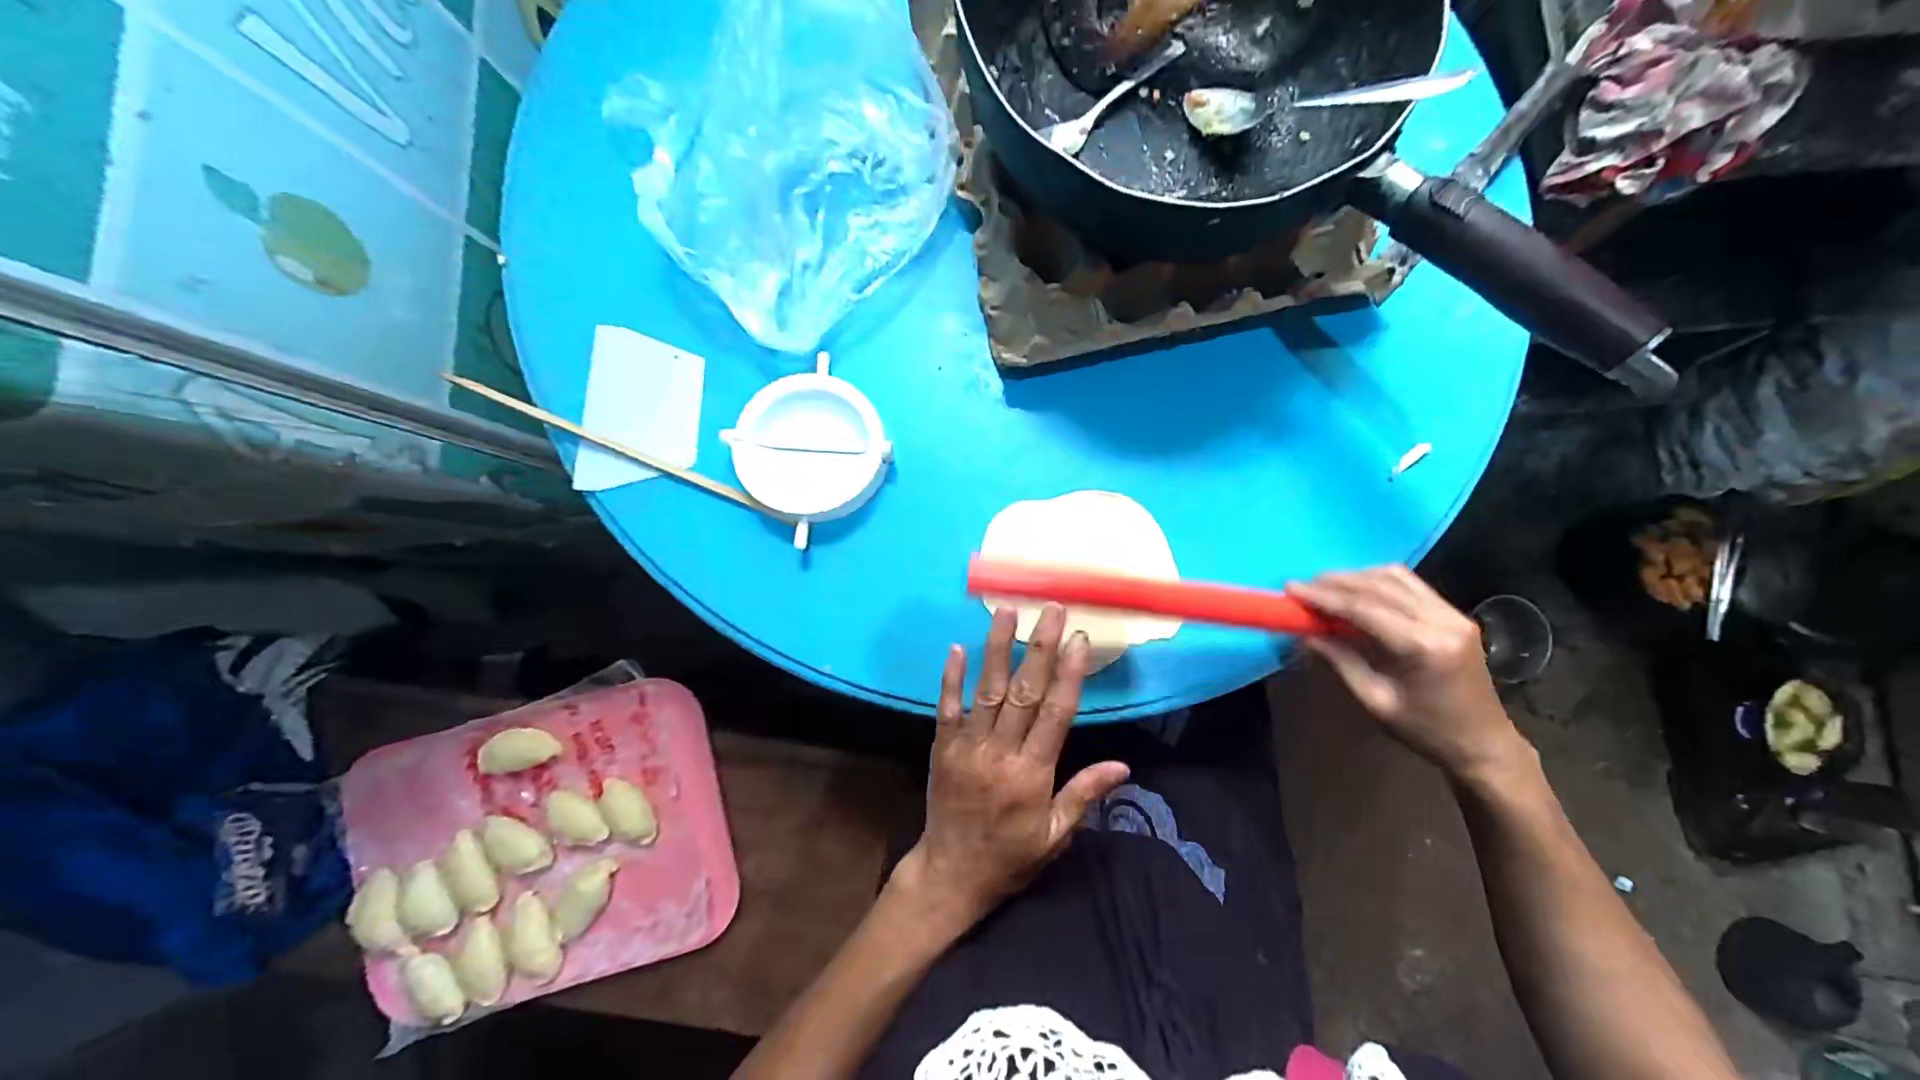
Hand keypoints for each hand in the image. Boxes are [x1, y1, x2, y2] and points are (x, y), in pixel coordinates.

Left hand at [891, 604, 1129, 932]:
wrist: (951, 874)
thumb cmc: (1010, 856)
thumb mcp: (1054, 836)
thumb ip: (1083, 795)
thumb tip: (1123, 766)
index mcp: (1032, 774)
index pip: (1055, 714)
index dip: (1069, 675)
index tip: (1080, 640)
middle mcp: (1000, 753)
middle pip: (1023, 692)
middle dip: (1040, 648)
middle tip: (1051, 611)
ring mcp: (967, 747)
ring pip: (986, 691)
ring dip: (997, 649)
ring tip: (1007, 612)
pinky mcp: (941, 747)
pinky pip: (946, 707)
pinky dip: (951, 677)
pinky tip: (957, 647)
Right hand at [1288, 566, 1526, 781]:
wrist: (1482, 743)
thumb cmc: (1425, 730)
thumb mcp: (1374, 701)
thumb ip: (1340, 661)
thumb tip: (1305, 634)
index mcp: (1423, 647)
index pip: (1364, 608)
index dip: (1324, 596)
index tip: (1291, 589)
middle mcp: (1442, 621)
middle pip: (1379, 585)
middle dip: (1336, 582)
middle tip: (1302, 585)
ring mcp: (1453, 615)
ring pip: (1396, 578)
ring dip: (1357, 576)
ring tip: (1325, 585)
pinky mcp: (1454, 615)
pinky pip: (1411, 585)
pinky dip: (1378, 581)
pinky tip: (1357, 589)